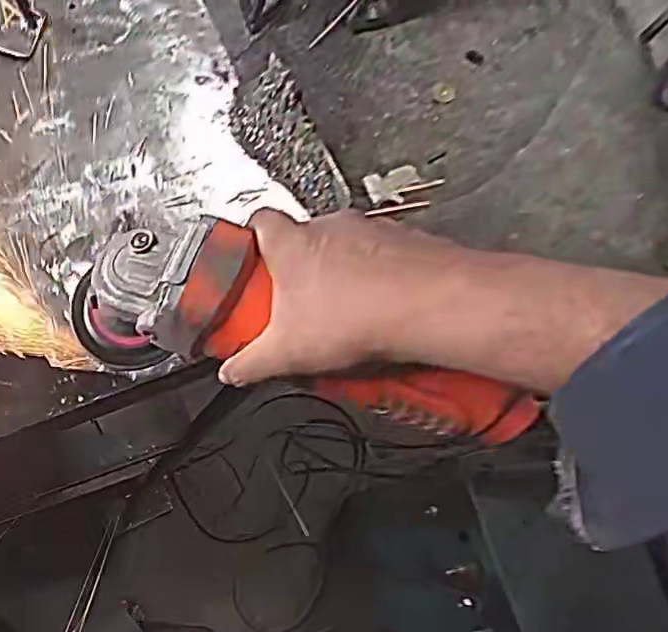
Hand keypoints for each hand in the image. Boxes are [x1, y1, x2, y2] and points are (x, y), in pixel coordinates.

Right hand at [218, 209, 667, 392]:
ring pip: (339, 250)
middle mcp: (332, 227)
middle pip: (298, 240)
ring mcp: (372, 232)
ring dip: (330, 278)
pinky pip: (375, 260)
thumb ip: (248, 365)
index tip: (243, 260)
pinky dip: (367, 283)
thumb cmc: (361, 315)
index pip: (258, 221)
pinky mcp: (406, 244)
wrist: (435, 307)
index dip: (246, 237)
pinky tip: (367, 315)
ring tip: (330, 317)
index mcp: (293, 245)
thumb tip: (232, 373)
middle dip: (289, 271)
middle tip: (285, 306)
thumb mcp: (284, 354)